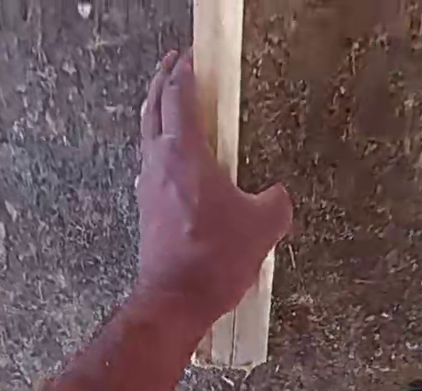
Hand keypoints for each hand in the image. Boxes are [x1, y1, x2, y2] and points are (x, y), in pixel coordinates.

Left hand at [133, 50, 291, 327]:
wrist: (175, 302)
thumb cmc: (214, 260)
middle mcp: (158, 166)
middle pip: (152, 109)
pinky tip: (167, 167)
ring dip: (154, 118)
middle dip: (161, 83)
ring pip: (146, 141)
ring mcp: (148, 192)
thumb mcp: (263, 227)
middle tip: (171, 67)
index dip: (184, 70)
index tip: (190, 57)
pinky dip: (156, 155)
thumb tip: (275, 199)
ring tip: (166, 110)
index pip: (179, 95)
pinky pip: (149, 173)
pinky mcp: (146, 218)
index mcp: (184, 153)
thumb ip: (275, 203)